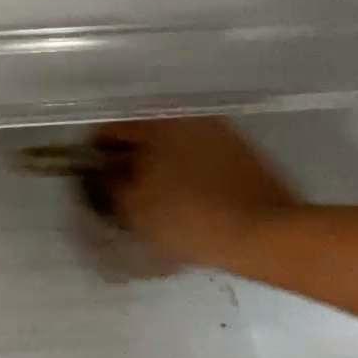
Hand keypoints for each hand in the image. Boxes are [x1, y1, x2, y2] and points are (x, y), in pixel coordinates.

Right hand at [94, 117, 299, 271]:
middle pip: (142, 141)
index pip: (106, 132)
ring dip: (156, 174)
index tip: (90, 185)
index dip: (91, 159)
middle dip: (127, 167)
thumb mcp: (129, 206)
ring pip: (172, 153)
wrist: (268, 237)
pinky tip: (183, 208)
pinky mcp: (244, 158)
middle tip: (119, 199)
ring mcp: (221, 137)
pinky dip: (185, 180)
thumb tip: (95, 174)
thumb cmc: (187, 218)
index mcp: (157, 125)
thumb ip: (102, 184)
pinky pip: (199, 164)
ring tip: (151, 208)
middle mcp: (189, 120)